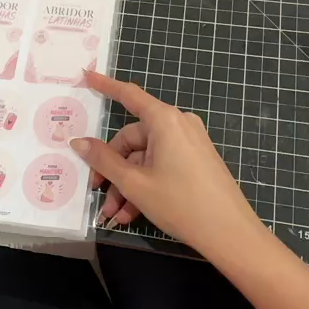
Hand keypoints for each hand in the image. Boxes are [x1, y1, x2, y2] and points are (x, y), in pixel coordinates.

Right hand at [73, 71, 273, 265]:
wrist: (231, 234)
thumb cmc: (181, 202)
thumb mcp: (135, 183)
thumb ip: (103, 160)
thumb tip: (78, 142)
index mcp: (164, 120)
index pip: (128, 95)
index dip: (105, 85)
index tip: (86, 74)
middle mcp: (178, 125)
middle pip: (132, 140)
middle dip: (113, 169)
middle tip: (97, 193)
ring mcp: (189, 144)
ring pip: (145, 159)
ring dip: (127, 185)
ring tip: (114, 214)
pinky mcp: (195, 162)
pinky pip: (161, 167)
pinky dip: (145, 186)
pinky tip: (131, 215)